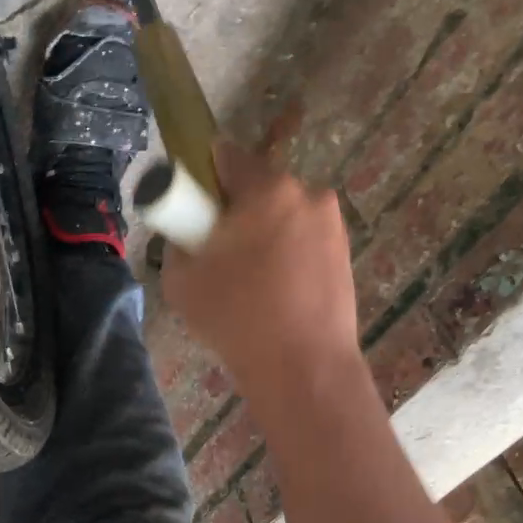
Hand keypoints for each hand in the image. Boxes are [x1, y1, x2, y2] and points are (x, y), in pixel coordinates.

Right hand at [161, 129, 360, 384]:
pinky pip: (301, 239)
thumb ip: (178, 244)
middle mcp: (306, 194)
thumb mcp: (181, 280)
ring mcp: (331, 223)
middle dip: (234, 210)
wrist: (302, 366)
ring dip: (261, 233)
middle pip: (257, 187)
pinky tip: (271, 292)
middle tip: (214, 251)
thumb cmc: (235, 318)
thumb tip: (188, 235)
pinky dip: (283, 254)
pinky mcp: (344, 252)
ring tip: (244, 279)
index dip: (202, 175)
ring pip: (281, 215)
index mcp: (265, 190)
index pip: (226, 155)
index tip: (190, 205)